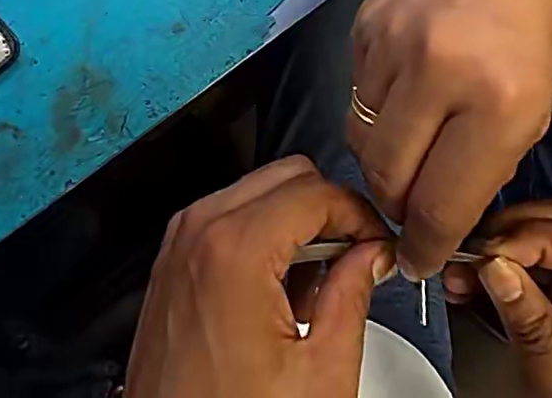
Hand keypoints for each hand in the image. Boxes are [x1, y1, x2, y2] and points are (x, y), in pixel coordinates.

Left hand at [124, 156, 396, 397]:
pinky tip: (281, 287)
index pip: (316, 192)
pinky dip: (264, 231)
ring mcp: (181, 240)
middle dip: (329, 208)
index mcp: (235, 249)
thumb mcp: (319, 378)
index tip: (377, 240)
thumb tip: (370, 253)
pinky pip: (230, 212)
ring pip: (260, 187)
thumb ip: (352, 296)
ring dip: (297, 220)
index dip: (359, 213)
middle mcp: (201, 229)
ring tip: (317, 283)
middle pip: (288, 174)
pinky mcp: (174, 256)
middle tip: (356, 253)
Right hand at [350, 0, 551, 276]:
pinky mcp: (362, 28)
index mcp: (497, 101)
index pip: (443, 201)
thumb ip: (490, 158)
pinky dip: (374, 112)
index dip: (428, 244)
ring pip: (361, 138)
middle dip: (396, 209)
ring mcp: (390, 46)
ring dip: (381, 161)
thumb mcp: (539, 98)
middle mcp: (435, 75)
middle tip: (407, 211)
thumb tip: (443, 206)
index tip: (420, 259)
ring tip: (404, 152)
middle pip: (387, 176)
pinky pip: (355, 95)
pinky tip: (398, 95)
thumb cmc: (532, 18)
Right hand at [447, 202, 551, 397]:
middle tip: (472, 252)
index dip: (540, 238)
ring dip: (496, 250)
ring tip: (459, 269)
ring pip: (543, 249)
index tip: (491, 250)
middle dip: (515, 234)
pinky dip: (493, 272)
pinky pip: (527, 276)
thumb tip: (495, 262)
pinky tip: (465, 280)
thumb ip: (538, 333)